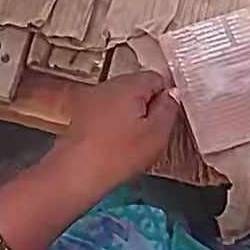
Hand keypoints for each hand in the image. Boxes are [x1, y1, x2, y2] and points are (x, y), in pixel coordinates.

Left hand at [41, 71, 181, 197]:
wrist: (76, 171)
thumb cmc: (120, 153)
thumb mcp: (156, 134)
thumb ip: (168, 109)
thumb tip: (172, 92)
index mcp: (129, 85)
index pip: (156, 78)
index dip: (165, 97)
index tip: (164, 120)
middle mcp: (109, 84)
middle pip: (137, 86)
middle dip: (147, 105)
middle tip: (149, 133)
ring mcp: (92, 97)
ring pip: (121, 99)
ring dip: (130, 114)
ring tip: (131, 140)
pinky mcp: (81, 112)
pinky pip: (106, 110)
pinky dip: (114, 122)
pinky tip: (114, 142)